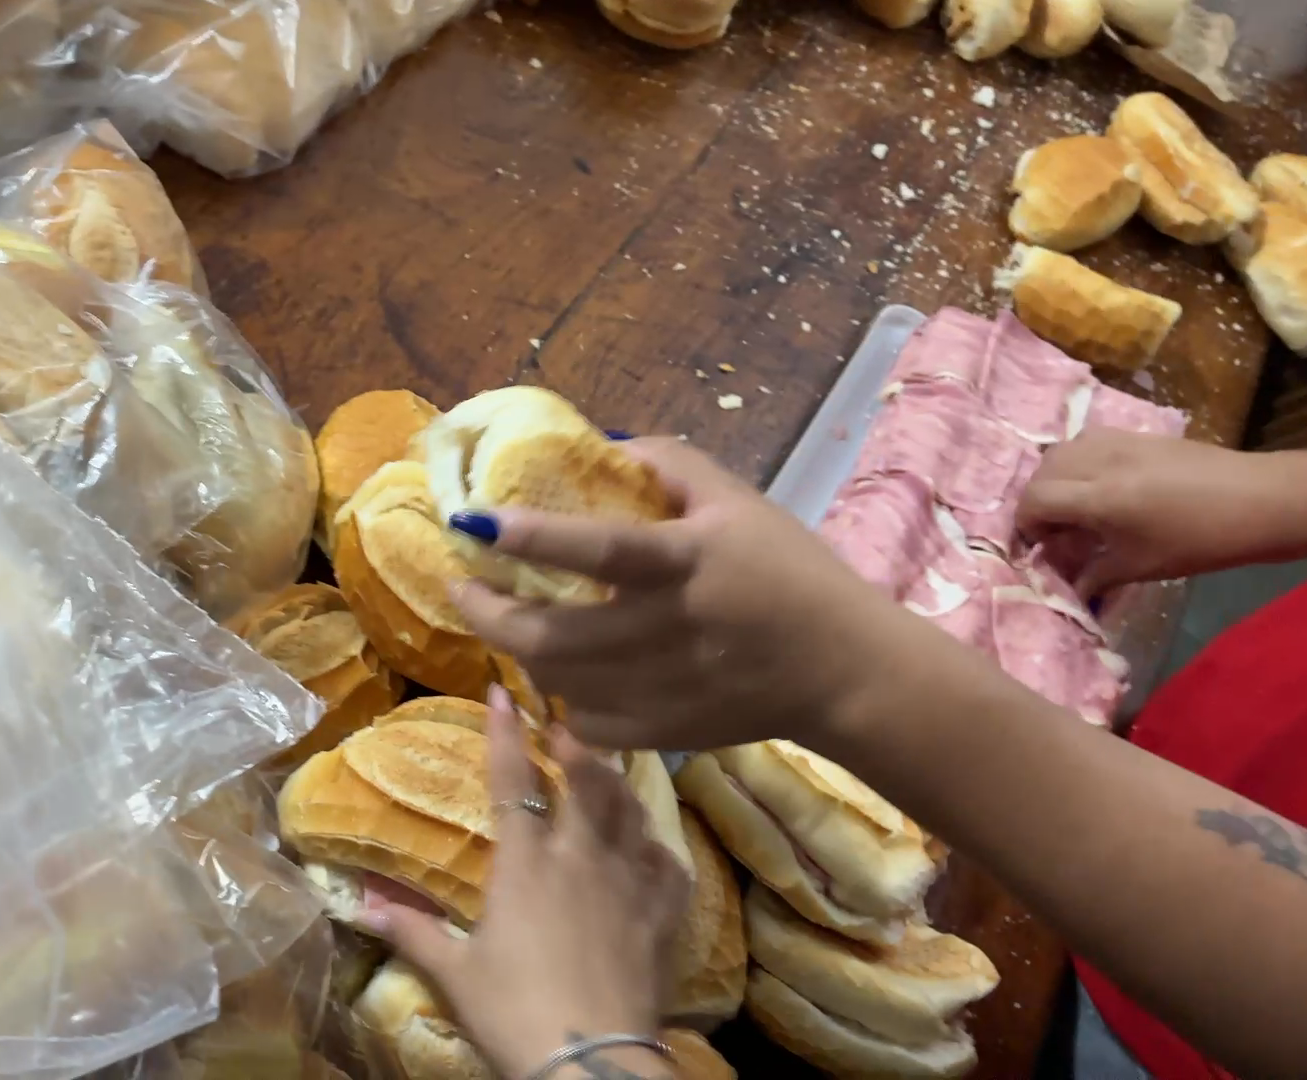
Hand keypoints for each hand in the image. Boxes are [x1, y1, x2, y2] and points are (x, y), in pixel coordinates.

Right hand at [363, 686, 688, 1079]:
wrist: (591, 1065)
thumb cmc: (514, 1011)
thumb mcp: (455, 973)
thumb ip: (412, 931)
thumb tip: (360, 905)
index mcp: (526, 862)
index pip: (513, 780)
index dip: (505, 732)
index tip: (502, 692)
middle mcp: (579, 855)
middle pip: (585, 779)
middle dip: (573, 743)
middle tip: (565, 724)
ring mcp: (627, 880)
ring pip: (629, 810)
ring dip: (616, 783)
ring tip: (606, 770)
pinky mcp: (661, 913)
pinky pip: (667, 865)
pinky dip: (657, 849)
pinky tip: (650, 848)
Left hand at [444, 437, 937, 750]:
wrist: (845, 670)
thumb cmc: (792, 573)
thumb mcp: (739, 501)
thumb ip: (672, 464)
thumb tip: (605, 446)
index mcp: (686, 564)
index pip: (601, 549)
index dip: (534, 536)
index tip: (474, 522)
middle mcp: (666, 631)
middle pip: (553, 636)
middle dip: (488, 613)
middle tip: (461, 586)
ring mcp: (663, 691)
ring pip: (558, 680)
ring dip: (514, 649)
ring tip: (502, 620)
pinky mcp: (665, 733)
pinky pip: (586, 722)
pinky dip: (559, 696)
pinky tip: (557, 671)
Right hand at [1017, 431, 1272, 595]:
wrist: (1270, 500)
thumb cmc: (1204, 539)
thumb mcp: (1143, 566)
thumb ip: (1094, 575)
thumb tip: (1065, 588)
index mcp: (1100, 497)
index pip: (1032, 501)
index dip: (1026, 524)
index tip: (1042, 542)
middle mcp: (1100, 463)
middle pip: (1039, 475)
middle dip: (1037, 501)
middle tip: (1058, 525)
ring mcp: (1118, 443)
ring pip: (1057, 453)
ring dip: (1053, 477)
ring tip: (1073, 499)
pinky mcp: (1136, 435)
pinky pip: (1084, 440)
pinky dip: (1077, 459)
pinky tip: (1096, 477)